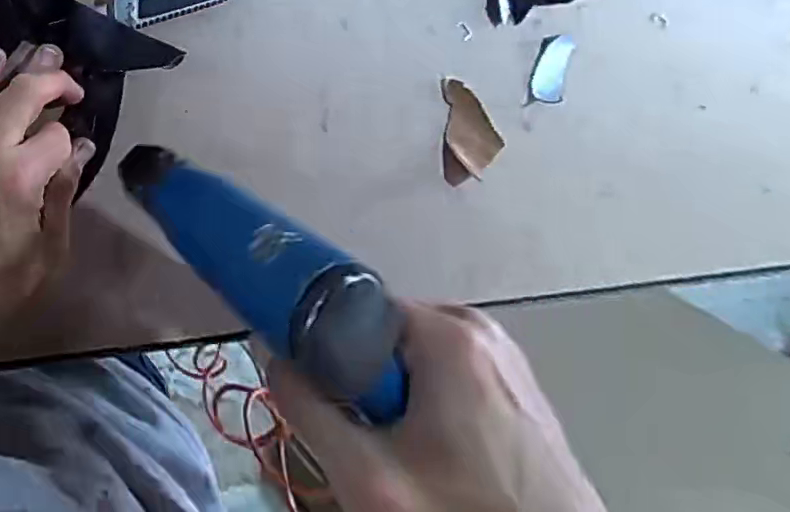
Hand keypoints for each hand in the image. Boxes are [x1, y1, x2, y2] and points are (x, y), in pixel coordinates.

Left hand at [0, 43, 91, 351]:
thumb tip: (80, 147)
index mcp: (19, 178)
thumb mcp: (47, 252)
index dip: (69, 140)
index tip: (70, 152)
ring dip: (21, 68)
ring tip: (45, 52)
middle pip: (27, 93)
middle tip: (71, 86)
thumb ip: (64, 192)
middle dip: (55, 82)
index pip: (57, 134)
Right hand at [268, 303, 605, 511]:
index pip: (354, 312)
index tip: (325, 400)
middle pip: (383, 338)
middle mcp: (480, 330)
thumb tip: (269, 352)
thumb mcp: (368, 479)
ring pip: (413, 362)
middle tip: (370, 444)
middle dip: (365, 385)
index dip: (328, 355)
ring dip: (395, 403)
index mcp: (447, 331)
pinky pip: (448, 381)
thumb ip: (306, 409)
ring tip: (405, 460)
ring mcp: (507, 361)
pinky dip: (430, 412)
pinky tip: (440, 466)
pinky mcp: (520, 392)